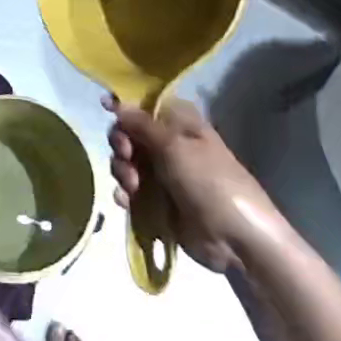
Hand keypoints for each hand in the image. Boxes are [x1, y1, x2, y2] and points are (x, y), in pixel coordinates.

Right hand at [105, 96, 280, 271]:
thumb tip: (117, 102)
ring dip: (123, 172)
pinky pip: (130, 191)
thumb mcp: (173, 146)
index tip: (105, 107)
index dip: (125, 105)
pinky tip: (126, 202)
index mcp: (179, 122)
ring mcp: (163, 173)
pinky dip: (125, 194)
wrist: (235, 237)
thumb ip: (141, 124)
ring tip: (133, 187)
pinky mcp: (157, 201)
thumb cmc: (208, 180)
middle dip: (122, 146)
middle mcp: (169, 143)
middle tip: (127, 156)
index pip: (145, 105)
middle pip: (129, 134)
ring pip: (126, 163)